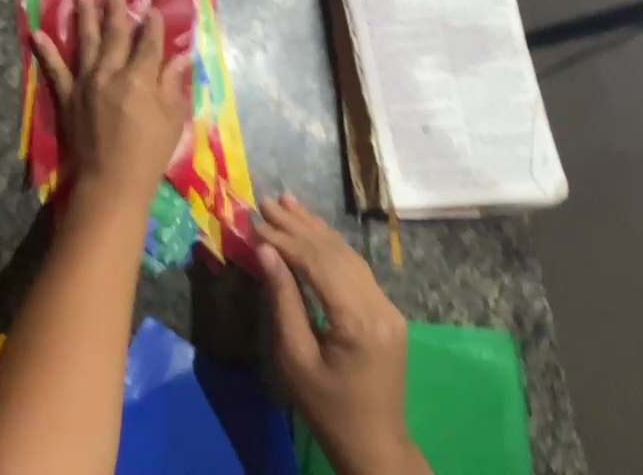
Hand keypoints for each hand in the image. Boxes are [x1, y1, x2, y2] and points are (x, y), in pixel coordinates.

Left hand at [31, 0, 192, 204]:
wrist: (110, 182)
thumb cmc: (149, 154)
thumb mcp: (172, 119)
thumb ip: (173, 84)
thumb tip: (181, 55)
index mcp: (140, 77)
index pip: (148, 43)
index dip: (152, 24)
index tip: (151, 7)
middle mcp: (110, 72)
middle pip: (115, 33)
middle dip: (116, 9)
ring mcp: (85, 82)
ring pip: (85, 41)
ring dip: (84, 16)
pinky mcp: (67, 96)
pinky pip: (54, 69)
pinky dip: (46, 51)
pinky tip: (38, 33)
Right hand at [256, 192, 427, 474]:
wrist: (373, 442)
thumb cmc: (325, 405)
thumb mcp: (294, 357)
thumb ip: (283, 300)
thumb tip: (266, 251)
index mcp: (357, 321)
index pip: (317, 263)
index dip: (284, 238)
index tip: (254, 220)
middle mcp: (379, 306)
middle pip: (334, 252)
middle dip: (297, 224)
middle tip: (265, 201)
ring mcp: (387, 307)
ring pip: (348, 254)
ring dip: (314, 228)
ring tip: (286, 201)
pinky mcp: (386, 311)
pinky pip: (356, 268)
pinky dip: (330, 245)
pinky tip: (313, 229)